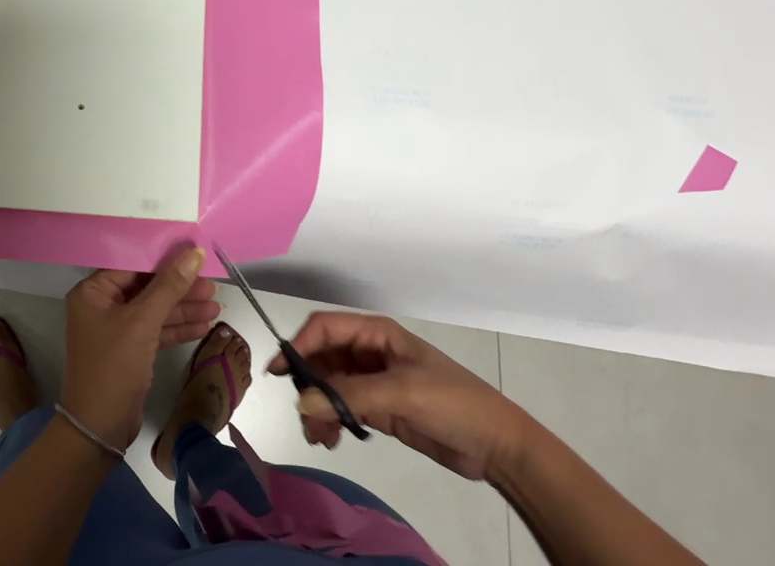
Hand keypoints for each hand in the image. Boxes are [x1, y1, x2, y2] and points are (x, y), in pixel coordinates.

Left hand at [61, 248, 219, 449]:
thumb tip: (194, 254)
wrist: (100, 427)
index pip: (133, 266)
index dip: (165, 260)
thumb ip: (169, 287)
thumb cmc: (114, 366)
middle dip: (180, 288)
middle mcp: (102, 306)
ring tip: (217, 305)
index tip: (195, 257)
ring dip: (184, 308)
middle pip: (147, 288)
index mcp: (93, 292)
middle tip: (213, 286)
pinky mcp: (131, 351)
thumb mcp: (143, 322)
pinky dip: (178, 328)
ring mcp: (116, 330)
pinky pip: (157, 331)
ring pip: (155, 310)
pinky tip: (204, 324)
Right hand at [275, 312, 538, 480]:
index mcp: (377, 334)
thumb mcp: (402, 393)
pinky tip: (331, 440)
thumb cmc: (453, 403)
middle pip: (321, 357)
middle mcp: (369, 352)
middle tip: (302, 413)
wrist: (496, 446)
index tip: (279, 372)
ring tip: (319, 437)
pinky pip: (339, 408)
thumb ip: (350, 395)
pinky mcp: (377, 409)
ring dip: (316, 407)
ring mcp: (372, 381)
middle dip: (306, 383)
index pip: (325, 328)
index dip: (299, 344)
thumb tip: (302, 403)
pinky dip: (329, 422)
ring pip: (326, 385)